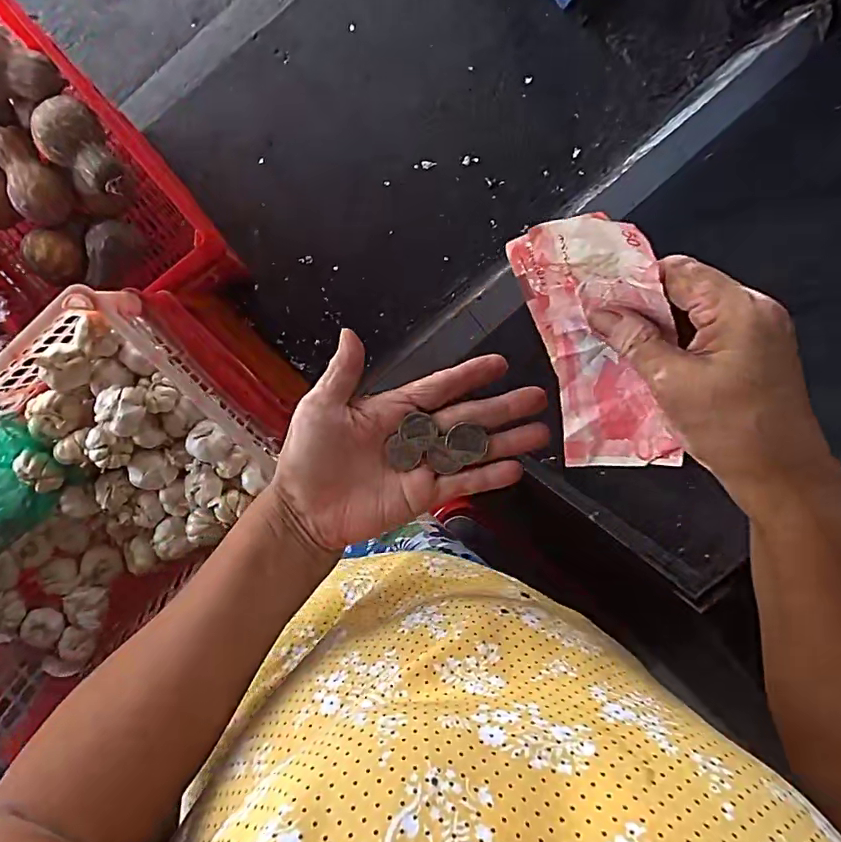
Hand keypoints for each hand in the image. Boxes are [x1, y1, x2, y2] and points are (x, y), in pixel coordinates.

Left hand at [266, 329, 550, 555]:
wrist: (302, 508)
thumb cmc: (308, 455)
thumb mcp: (321, 406)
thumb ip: (344, 373)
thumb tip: (349, 333)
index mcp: (394, 409)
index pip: (440, 387)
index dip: (469, 376)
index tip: (498, 364)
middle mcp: (414, 435)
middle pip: (467, 417)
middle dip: (502, 407)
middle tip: (535, 397)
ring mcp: (421, 466)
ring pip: (471, 449)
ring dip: (505, 441)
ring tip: (538, 433)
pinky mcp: (422, 495)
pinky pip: (460, 482)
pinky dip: (487, 477)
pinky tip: (513, 468)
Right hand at [587, 256, 837, 509]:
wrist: (783, 477)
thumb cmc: (733, 432)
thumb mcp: (671, 383)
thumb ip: (634, 340)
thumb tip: (601, 312)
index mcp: (740, 308)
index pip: (678, 270)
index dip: (635, 280)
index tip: (599, 297)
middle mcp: (754, 310)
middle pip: (687, 287)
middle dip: (643, 305)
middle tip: (604, 323)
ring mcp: (758, 331)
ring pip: (694, 312)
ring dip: (658, 325)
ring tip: (621, 343)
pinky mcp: (755, 352)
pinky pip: (707, 332)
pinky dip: (678, 341)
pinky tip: (651, 359)